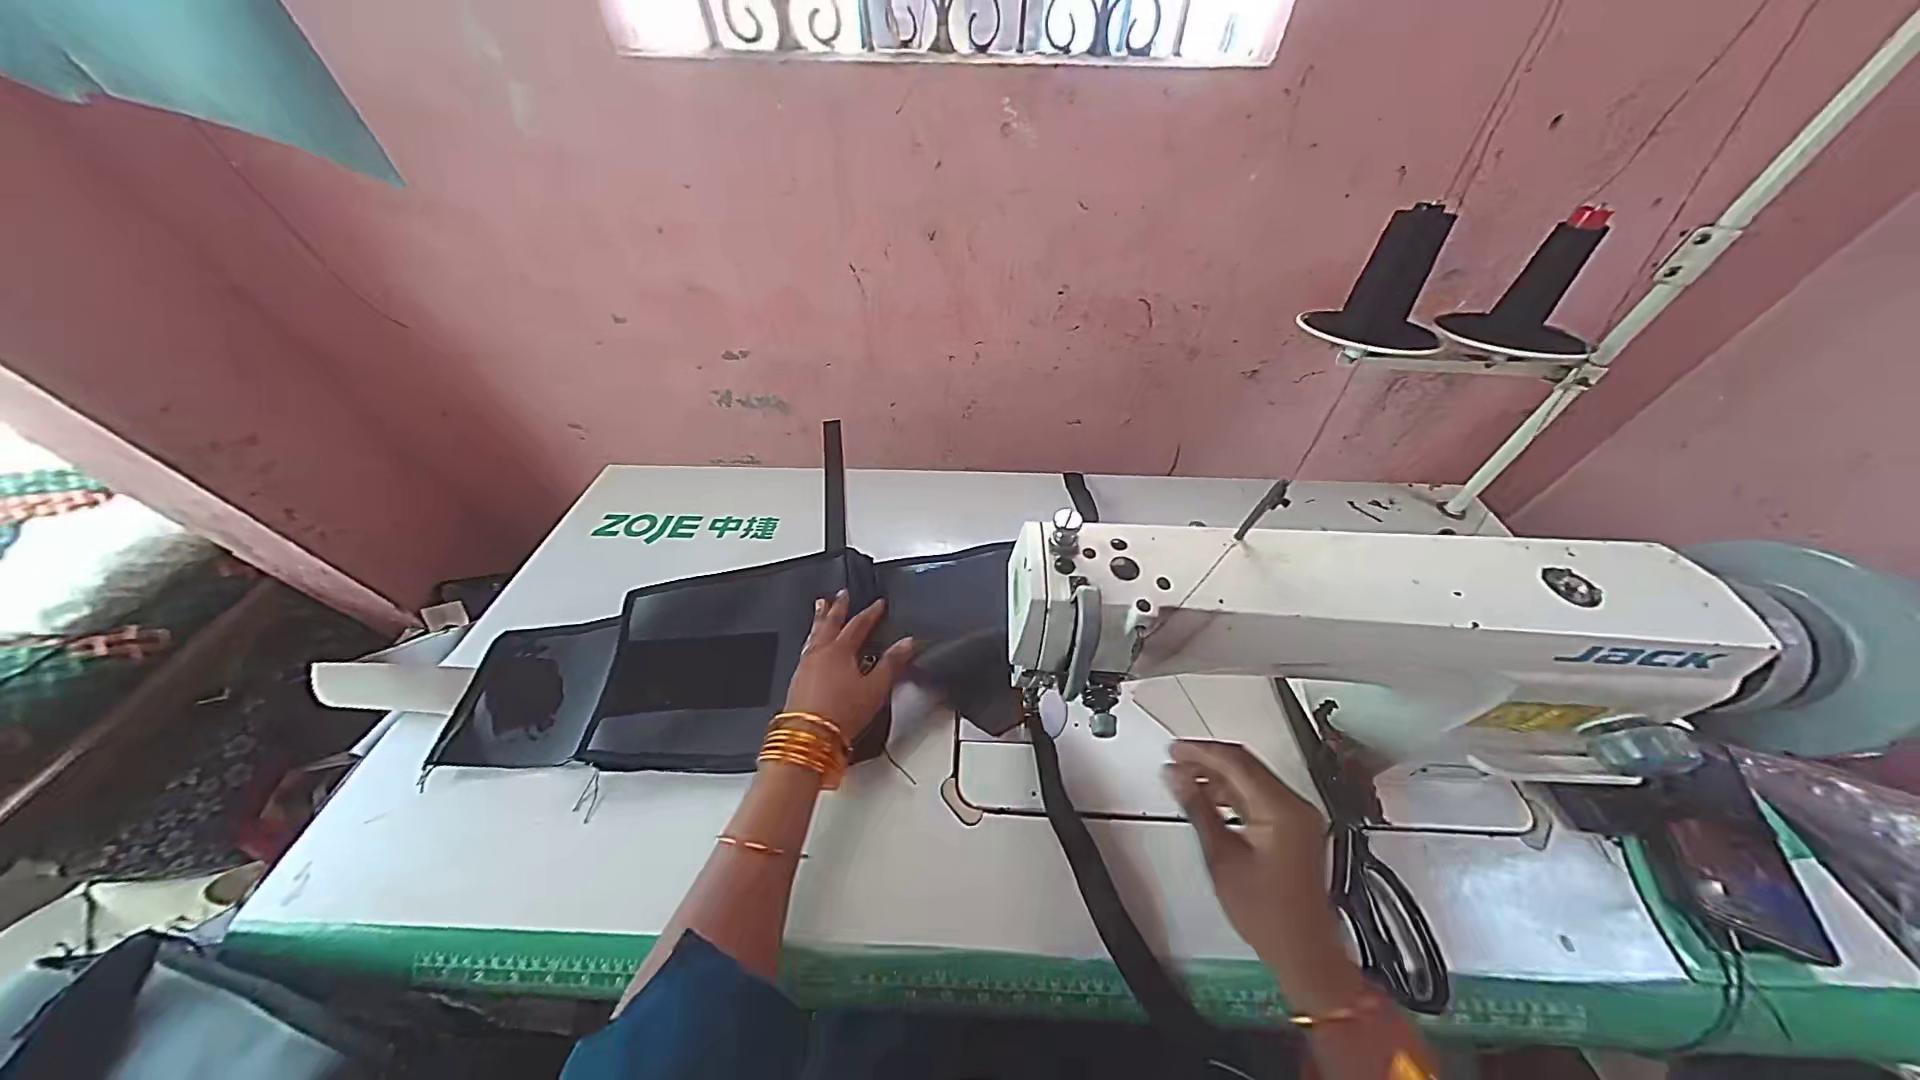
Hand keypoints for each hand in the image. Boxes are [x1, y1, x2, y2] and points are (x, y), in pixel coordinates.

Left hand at [784, 590, 914, 741]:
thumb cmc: (839, 713)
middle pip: (830, 623)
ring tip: (820, 609)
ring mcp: (805, 665)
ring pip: (814, 634)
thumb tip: (906, 643)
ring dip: (819, 619)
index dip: (870, 613)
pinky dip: (811, 639)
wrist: (808, 736)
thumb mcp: (875, 688)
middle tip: (841, 594)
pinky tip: (811, 645)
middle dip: (837, 607)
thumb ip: (892, 663)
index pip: (858, 625)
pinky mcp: (797, 679)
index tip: (877, 604)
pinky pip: (805, 648)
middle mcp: (820, 653)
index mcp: (840, 651)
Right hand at [1163, 740, 1338, 969]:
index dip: (1200, 752)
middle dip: (1207, 760)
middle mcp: (1296, 808)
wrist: (1304, 952)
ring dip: (1217, 775)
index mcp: (1282, 810)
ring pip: (1251, 778)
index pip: (1235, 762)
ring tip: (1186, 778)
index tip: (1176, 749)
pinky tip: (1209, 798)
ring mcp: (1299, 818)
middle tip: (1177, 759)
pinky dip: (1232, 792)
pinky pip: (1260, 796)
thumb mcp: (1221, 857)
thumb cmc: (1270, 916)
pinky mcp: (1295, 828)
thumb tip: (1177, 777)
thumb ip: (1197, 808)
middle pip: (1245, 766)